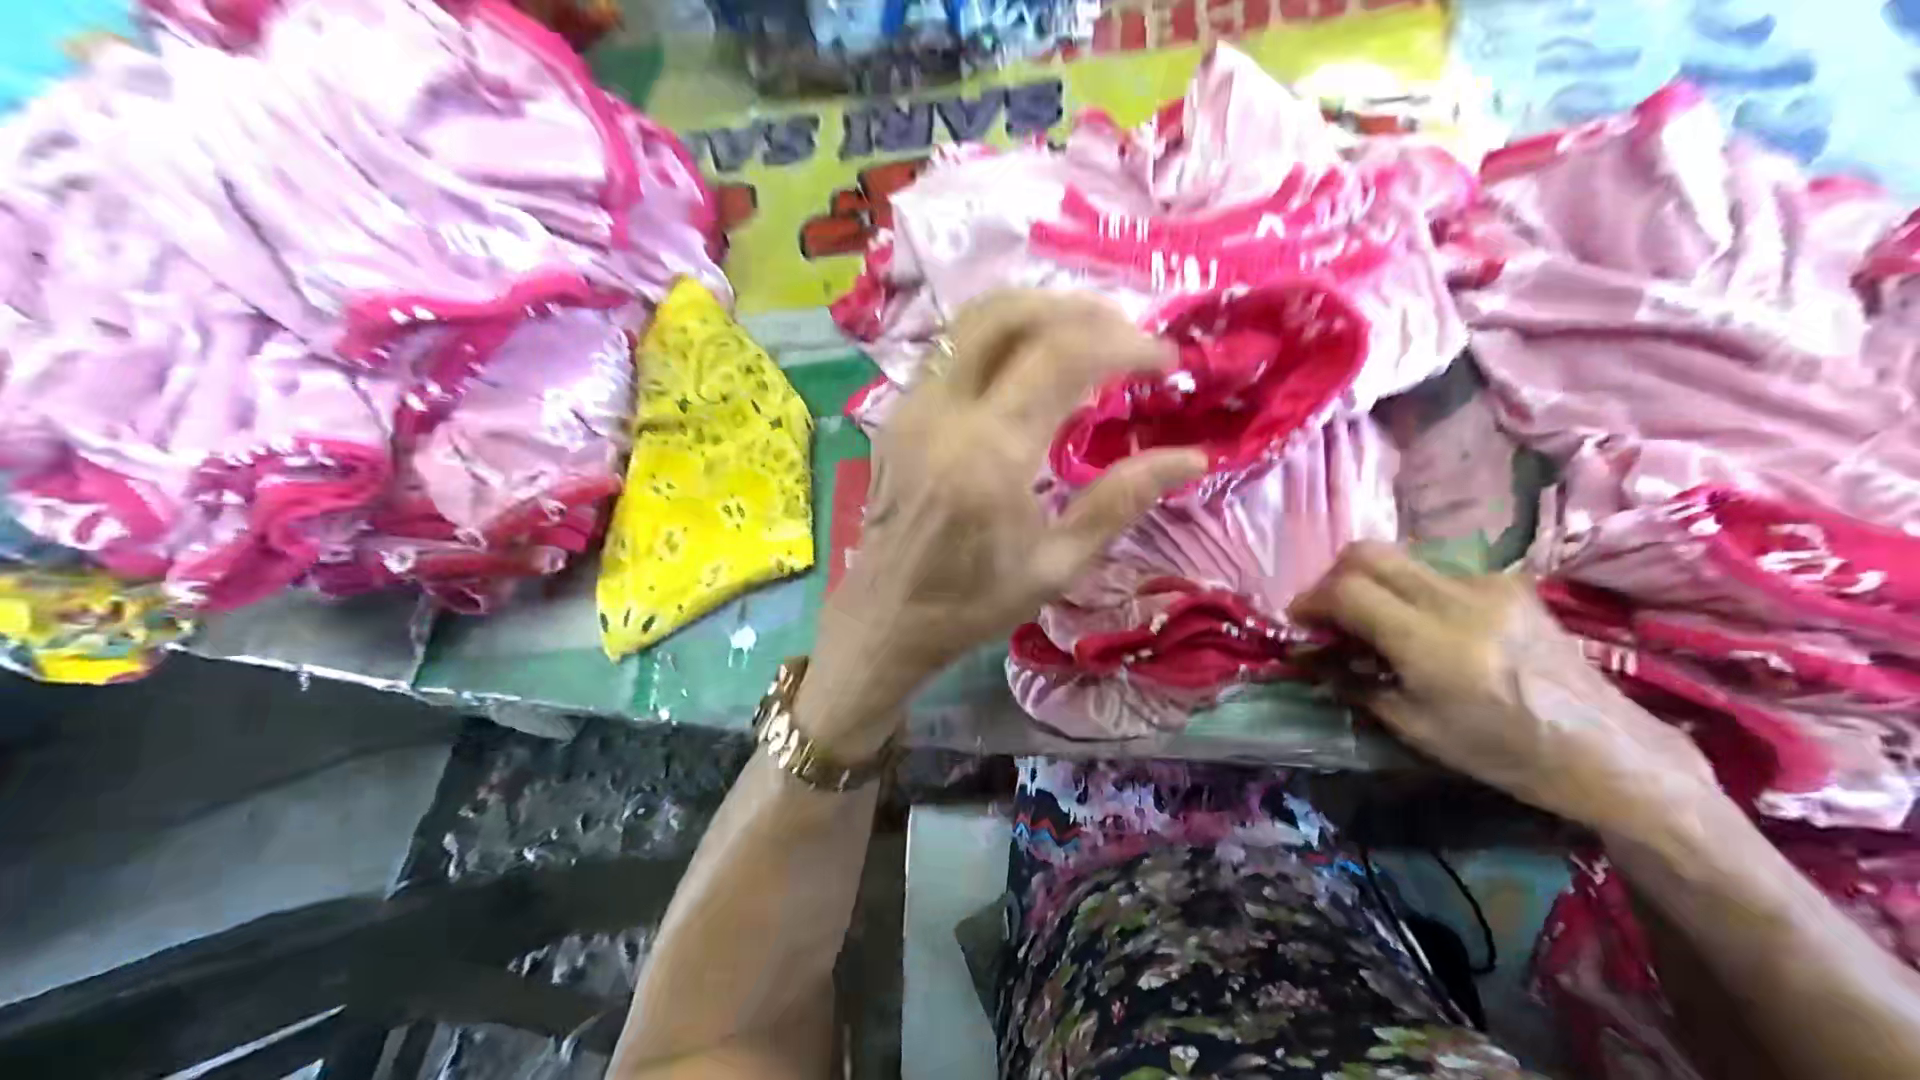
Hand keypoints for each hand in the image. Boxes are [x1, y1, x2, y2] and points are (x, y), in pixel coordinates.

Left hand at [800, 290, 1207, 755]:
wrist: (885, 617)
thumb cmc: (972, 602)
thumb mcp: (1057, 565)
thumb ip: (1121, 501)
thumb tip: (1192, 457)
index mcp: (990, 455)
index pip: (1063, 357)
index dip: (1125, 344)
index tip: (1165, 361)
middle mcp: (945, 413)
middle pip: (1014, 315)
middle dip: (1082, 311)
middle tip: (1127, 337)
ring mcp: (914, 405)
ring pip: (976, 320)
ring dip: (1039, 312)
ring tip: (1087, 336)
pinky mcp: (899, 412)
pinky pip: (954, 348)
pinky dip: (1003, 336)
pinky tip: (1031, 362)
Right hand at [1290, 542, 1721, 831]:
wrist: (1608, 753)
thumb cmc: (1504, 753)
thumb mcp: (1414, 727)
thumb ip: (1355, 681)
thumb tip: (1312, 656)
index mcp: (1433, 644)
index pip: (1347, 591)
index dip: (1310, 600)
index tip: (1299, 622)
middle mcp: (1459, 601)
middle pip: (1368, 554)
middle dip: (1332, 577)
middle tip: (1327, 612)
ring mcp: (1489, 586)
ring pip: (1401, 558)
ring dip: (1371, 583)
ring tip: (1372, 623)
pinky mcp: (1509, 584)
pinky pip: (1437, 573)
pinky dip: (1410, 591)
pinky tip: (1421, 626)